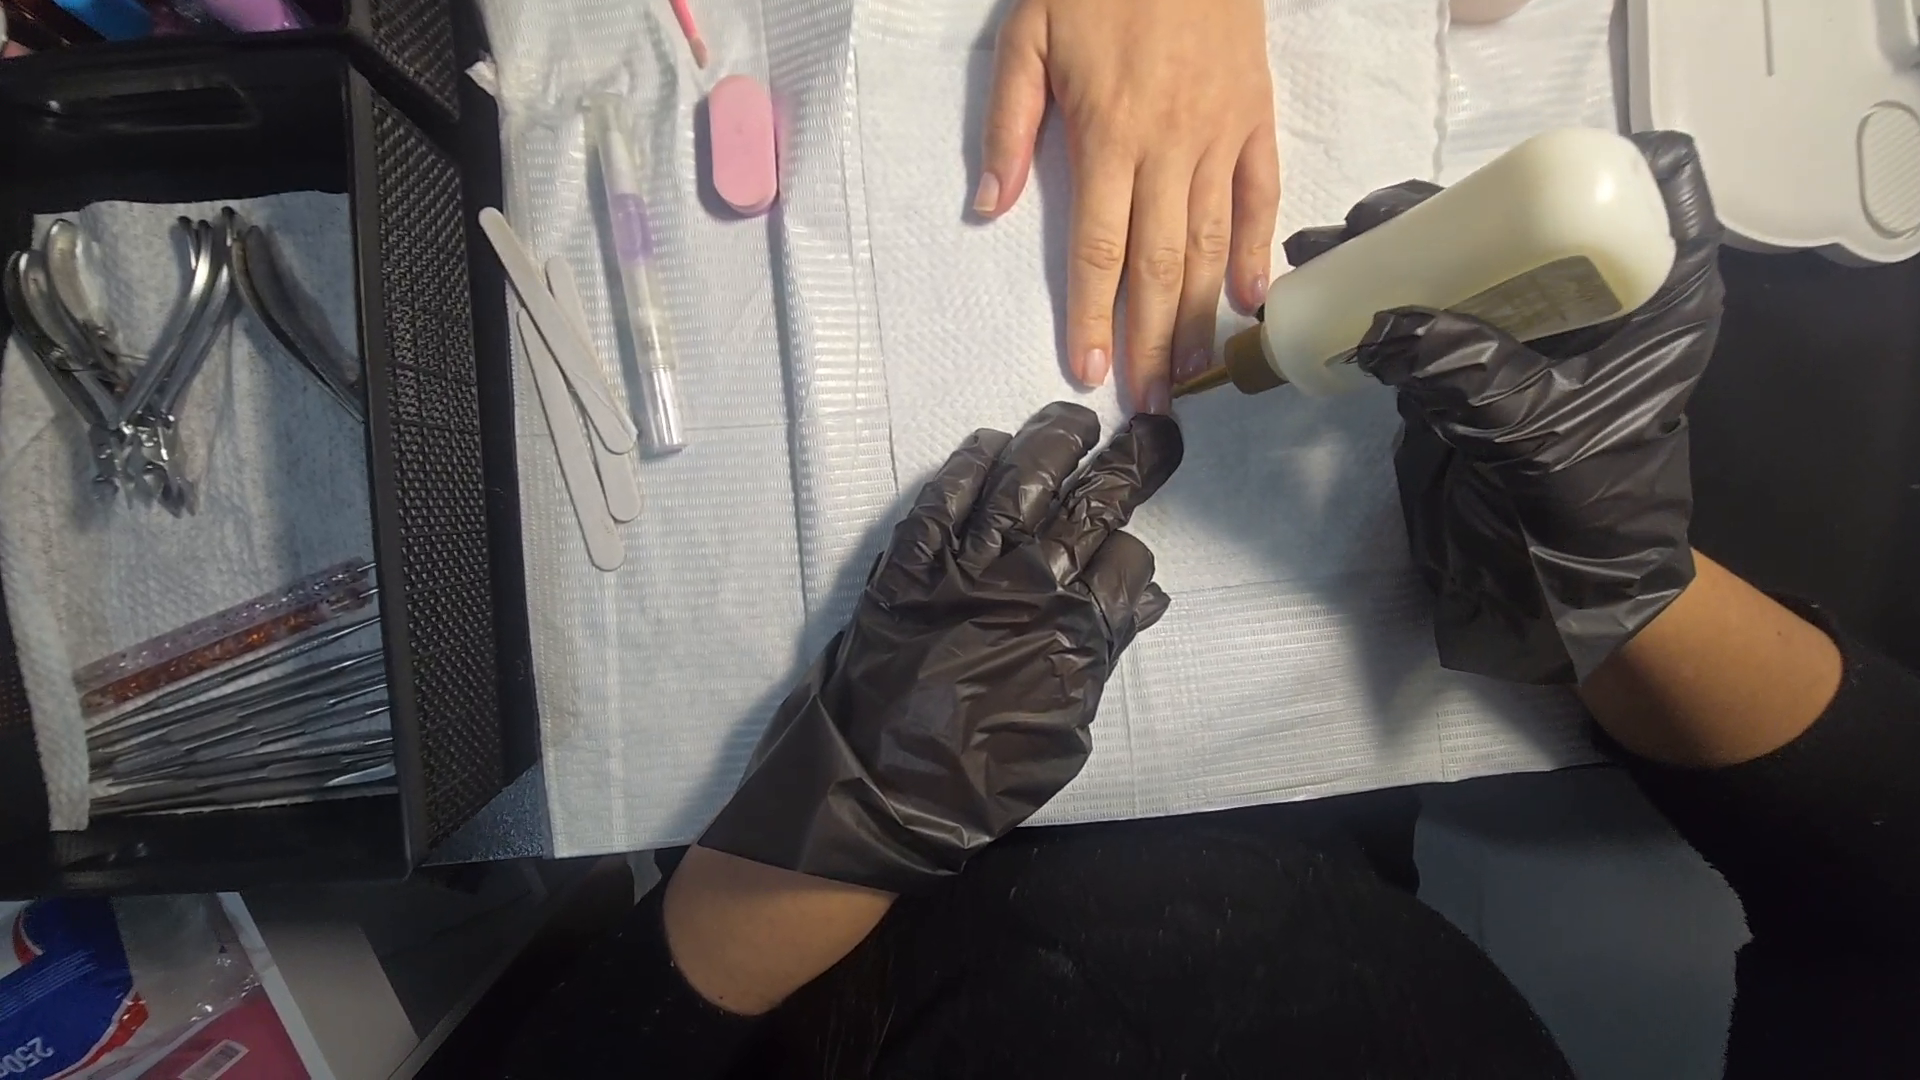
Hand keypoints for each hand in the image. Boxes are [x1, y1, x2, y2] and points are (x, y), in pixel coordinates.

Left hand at [699, 403, 1183, 891]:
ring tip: (1076, 418)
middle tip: (1149, 427)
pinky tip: (991, 442)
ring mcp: (965, 569)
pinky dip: (966, 465)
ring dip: (1053, 442)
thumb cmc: (981, 774)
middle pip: (1088, 507)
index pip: (1127, 562)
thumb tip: (1146, 596)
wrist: (878, 787)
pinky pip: (941, 501)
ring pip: (1020, 485)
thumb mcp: (1066, 730)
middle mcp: (1027, 588)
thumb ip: (1104, 654)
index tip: (1133, 543)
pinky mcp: (909, 565)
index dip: (1137, 546)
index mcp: (1074, 636)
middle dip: (1127, 462)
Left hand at [976, 0, 1277, 411]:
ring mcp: (1220, 136)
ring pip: (1210, 245)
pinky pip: (1262, 194)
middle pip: (1158, 267)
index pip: (1099, 251)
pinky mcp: (1256, 118)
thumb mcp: (1029, 33)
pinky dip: (1258, 250)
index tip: (1091, 373)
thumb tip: (988, 206)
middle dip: (1151, 343)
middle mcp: (1169, 148)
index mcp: (1109, 136)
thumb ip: (1007, 125)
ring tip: (1192, 376)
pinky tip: (1251, 301)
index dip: (1094, 319)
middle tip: (1151, 405)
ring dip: (1199, 318)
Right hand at [1298, 131, 1723, 682]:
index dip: (1578, 167)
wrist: (1538, 586)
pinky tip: (1325, 301)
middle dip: (1436, 209)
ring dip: (1387, 254)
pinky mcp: (1460, 373)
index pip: (1645, 190)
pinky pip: (1420, 320)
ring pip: (1458, 266)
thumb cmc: (1569, 513)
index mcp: (1648, 301)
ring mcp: (1515, 340)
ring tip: (1314, 258)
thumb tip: (1373, 319)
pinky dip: (1372, 304)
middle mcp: (1585, 305)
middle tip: (1356, 227)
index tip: (1489, 180)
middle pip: (1518, 222)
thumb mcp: (1529, 434)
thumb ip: (1462, 371)